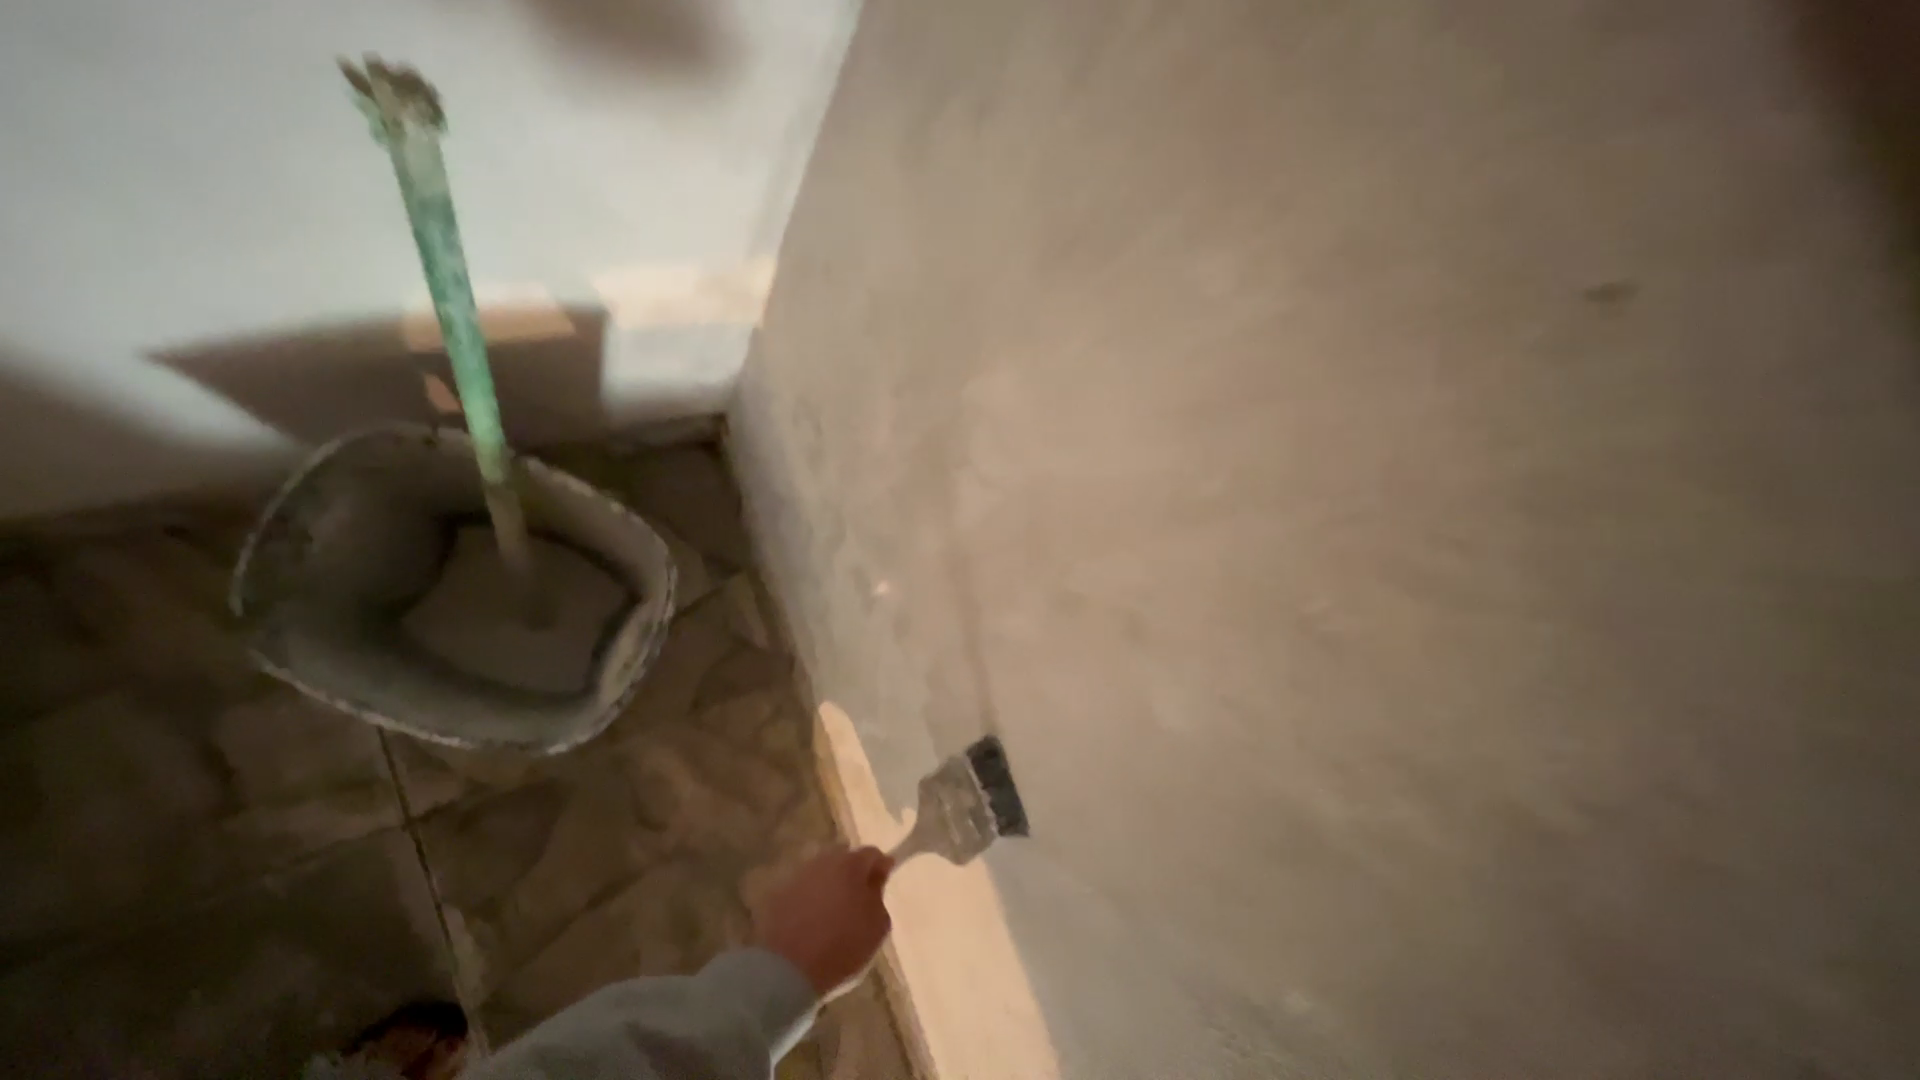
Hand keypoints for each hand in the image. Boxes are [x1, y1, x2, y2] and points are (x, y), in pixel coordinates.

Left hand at [755, 846, 893, 998]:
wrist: (788, 969)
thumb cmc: (841, 946)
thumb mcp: (877, 926)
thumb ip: (879, 897)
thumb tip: (874, 882)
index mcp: (849, 864)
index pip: (872, 854)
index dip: (881, 866)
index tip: (884, 881)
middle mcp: (822, 862)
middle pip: (844, 859)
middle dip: (854, 874)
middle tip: (860, 898)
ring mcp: (797, 877)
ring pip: (821, 874)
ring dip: (830, 885)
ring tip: (834, 911)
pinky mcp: (777, 894)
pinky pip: (803, 890)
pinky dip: (811, 899)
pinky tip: (812, 921)